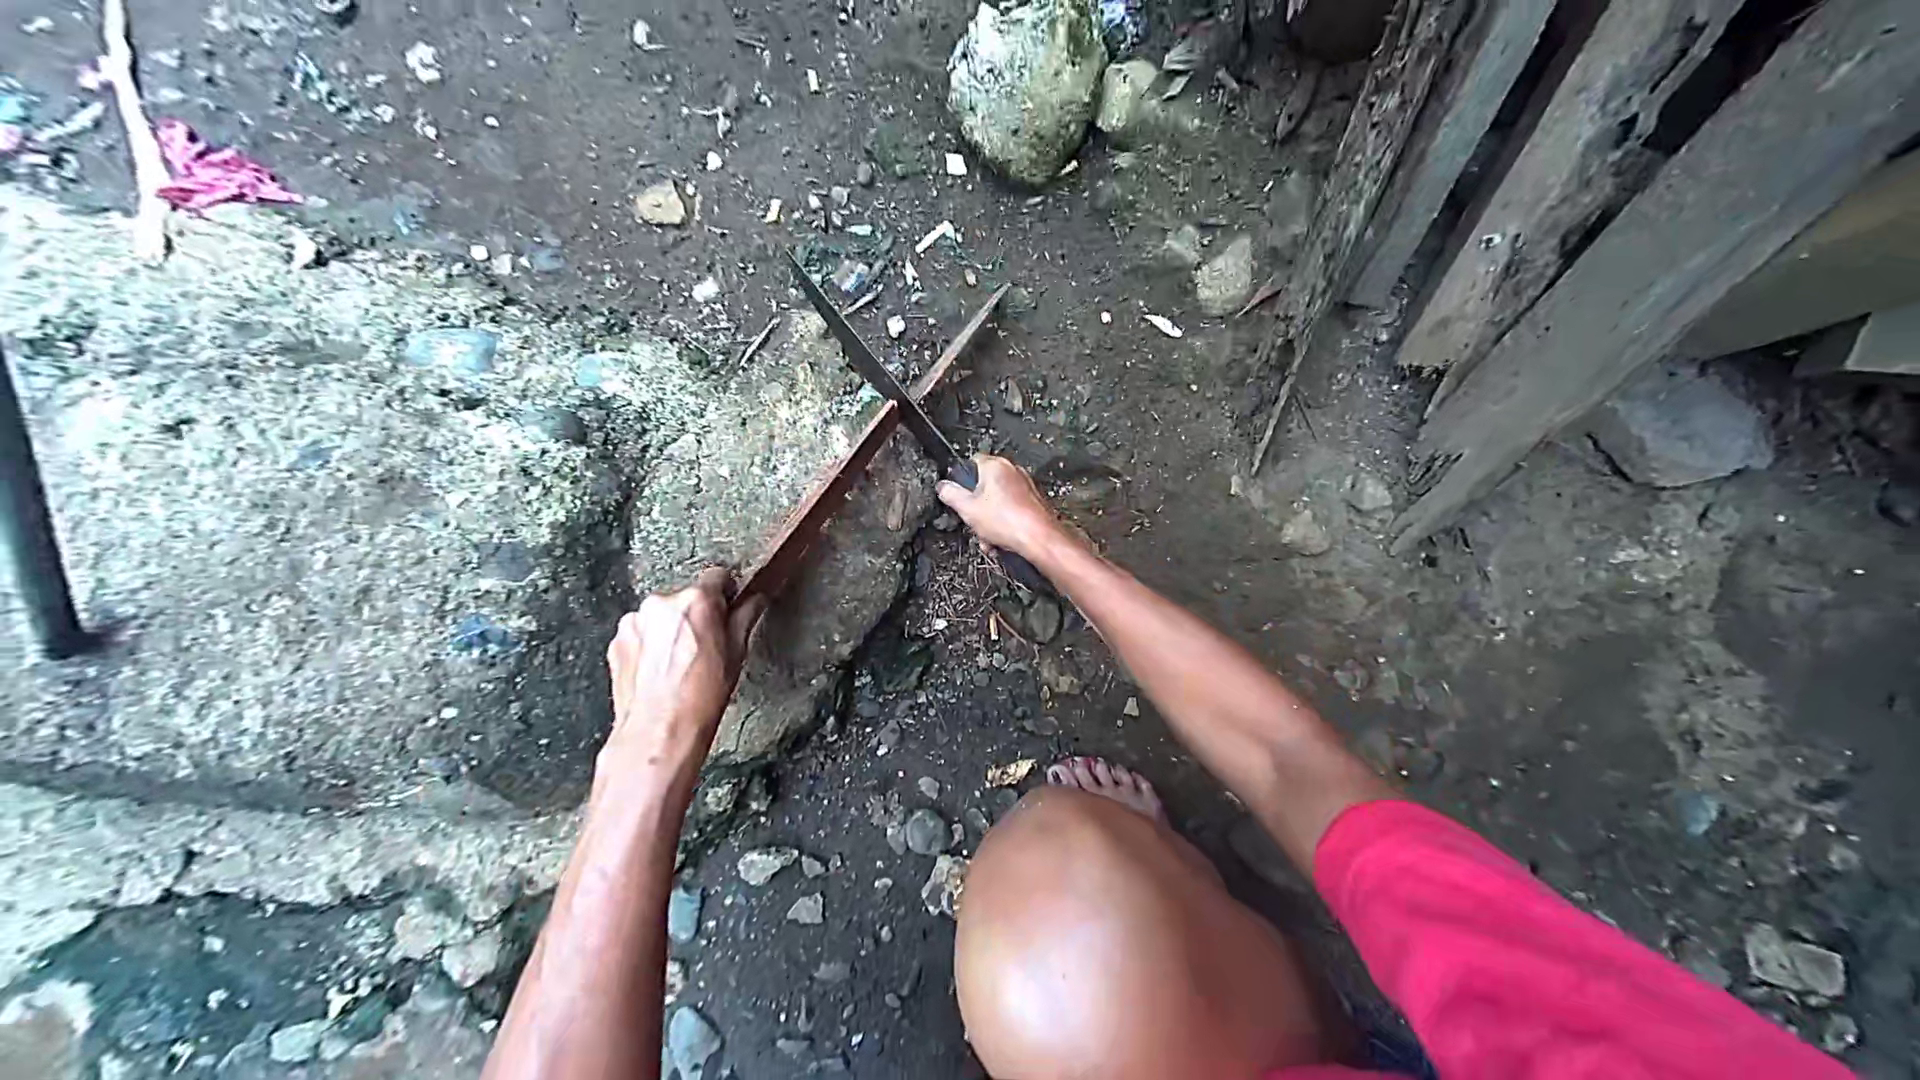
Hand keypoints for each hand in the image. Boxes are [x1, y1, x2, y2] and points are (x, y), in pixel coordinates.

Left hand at [600, 568, 766, 783]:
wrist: (658, 732)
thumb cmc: (699, 698)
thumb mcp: (736, 653)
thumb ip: (745, 617)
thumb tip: (755, 600)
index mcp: (695, 600)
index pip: (717, 577)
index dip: (727, 594)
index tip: (729, 608)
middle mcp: (661, 603)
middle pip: (686, 597)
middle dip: (696, 615)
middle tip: (707, 645)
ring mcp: (635, 622)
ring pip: (662, 616)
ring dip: (671, 630)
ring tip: (681, 663)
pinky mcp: (617, 641)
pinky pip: (641, 633)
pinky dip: (650, 646)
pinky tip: (662, 670)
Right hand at [936, 454, 1063, 559]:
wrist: (1040, 539)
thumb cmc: (1010, 522)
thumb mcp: (967, 509)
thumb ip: (950, 495)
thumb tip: (943, 487)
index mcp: (996, 466)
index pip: (971, 462)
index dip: (961, 480)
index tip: (958, 494)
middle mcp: (1013, 471)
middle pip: (984, 486)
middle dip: (977, 508)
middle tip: (974, 522)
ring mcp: (1025, 486)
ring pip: (998, 501)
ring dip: (989, 520)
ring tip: (989, 537)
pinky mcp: (1033, 502)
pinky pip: (1012, 510)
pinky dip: (1004, 524)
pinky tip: (1001, 540)